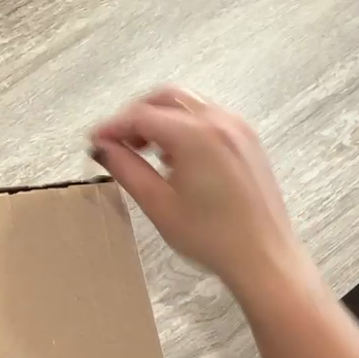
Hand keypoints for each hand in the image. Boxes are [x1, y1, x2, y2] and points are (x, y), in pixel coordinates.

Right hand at [90, 85, 316, 297]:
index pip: (142, 115)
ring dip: (160, 118)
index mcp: (195, 135)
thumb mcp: (158, 204)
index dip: (113, 126)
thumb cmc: (210, 237)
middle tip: (117, 141)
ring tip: (143, 150)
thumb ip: (126, 168)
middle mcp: (220, 121)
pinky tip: (174, 156)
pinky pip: (208, 118)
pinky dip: (184, 126)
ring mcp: (238, 129)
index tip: (94, 140)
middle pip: (166, 98)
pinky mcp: (248, 141)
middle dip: (136, 114)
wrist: (264, 259)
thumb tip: (103, 148)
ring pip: (188, 104)